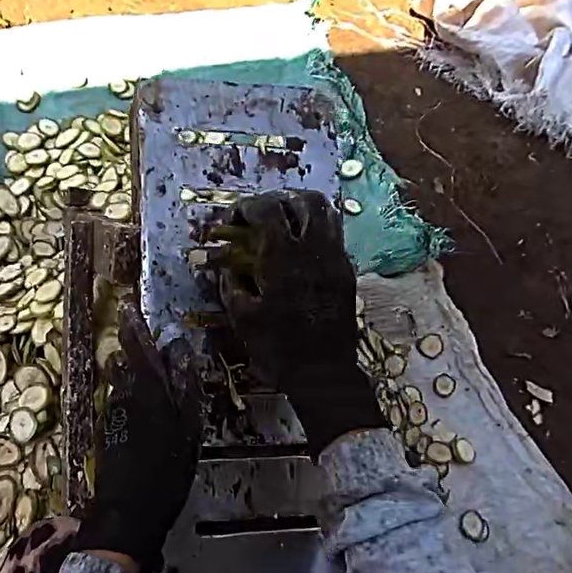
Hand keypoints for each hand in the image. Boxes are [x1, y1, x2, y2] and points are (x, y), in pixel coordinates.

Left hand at [74, 302, 202, 572]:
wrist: (126, 511)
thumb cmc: (165, 474)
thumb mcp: (186, 433)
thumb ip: (185, 390)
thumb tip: (181, 353)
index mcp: (148, 394)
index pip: (139, 350)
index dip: (134, 327)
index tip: (127, 304)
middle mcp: (125, 397)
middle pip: (126, 362)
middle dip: (130, 344)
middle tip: (133, 327)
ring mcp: (111, 412)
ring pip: (119, 380)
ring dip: (126, 367)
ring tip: (134, 357)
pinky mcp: (105, 427)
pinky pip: (117, 398)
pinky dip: (125, 390)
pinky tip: (134, 396)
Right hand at [214, 189, 383, 451]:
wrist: (322, 372)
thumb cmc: (276, 347)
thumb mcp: (241, 317)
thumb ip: (231, 284)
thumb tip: (225, 267)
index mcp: (283, 258)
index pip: (267, 209)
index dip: (246, 206)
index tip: (232, 218)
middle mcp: (313, 249)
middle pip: (301, 200)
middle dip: (275, 200)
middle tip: (258, 215)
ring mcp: (335, 258)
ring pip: (325, 212)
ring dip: (299, 209)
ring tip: (281, 224)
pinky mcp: (346, 271)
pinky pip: (333, 234)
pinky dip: (313, 230)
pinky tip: (298, 248)